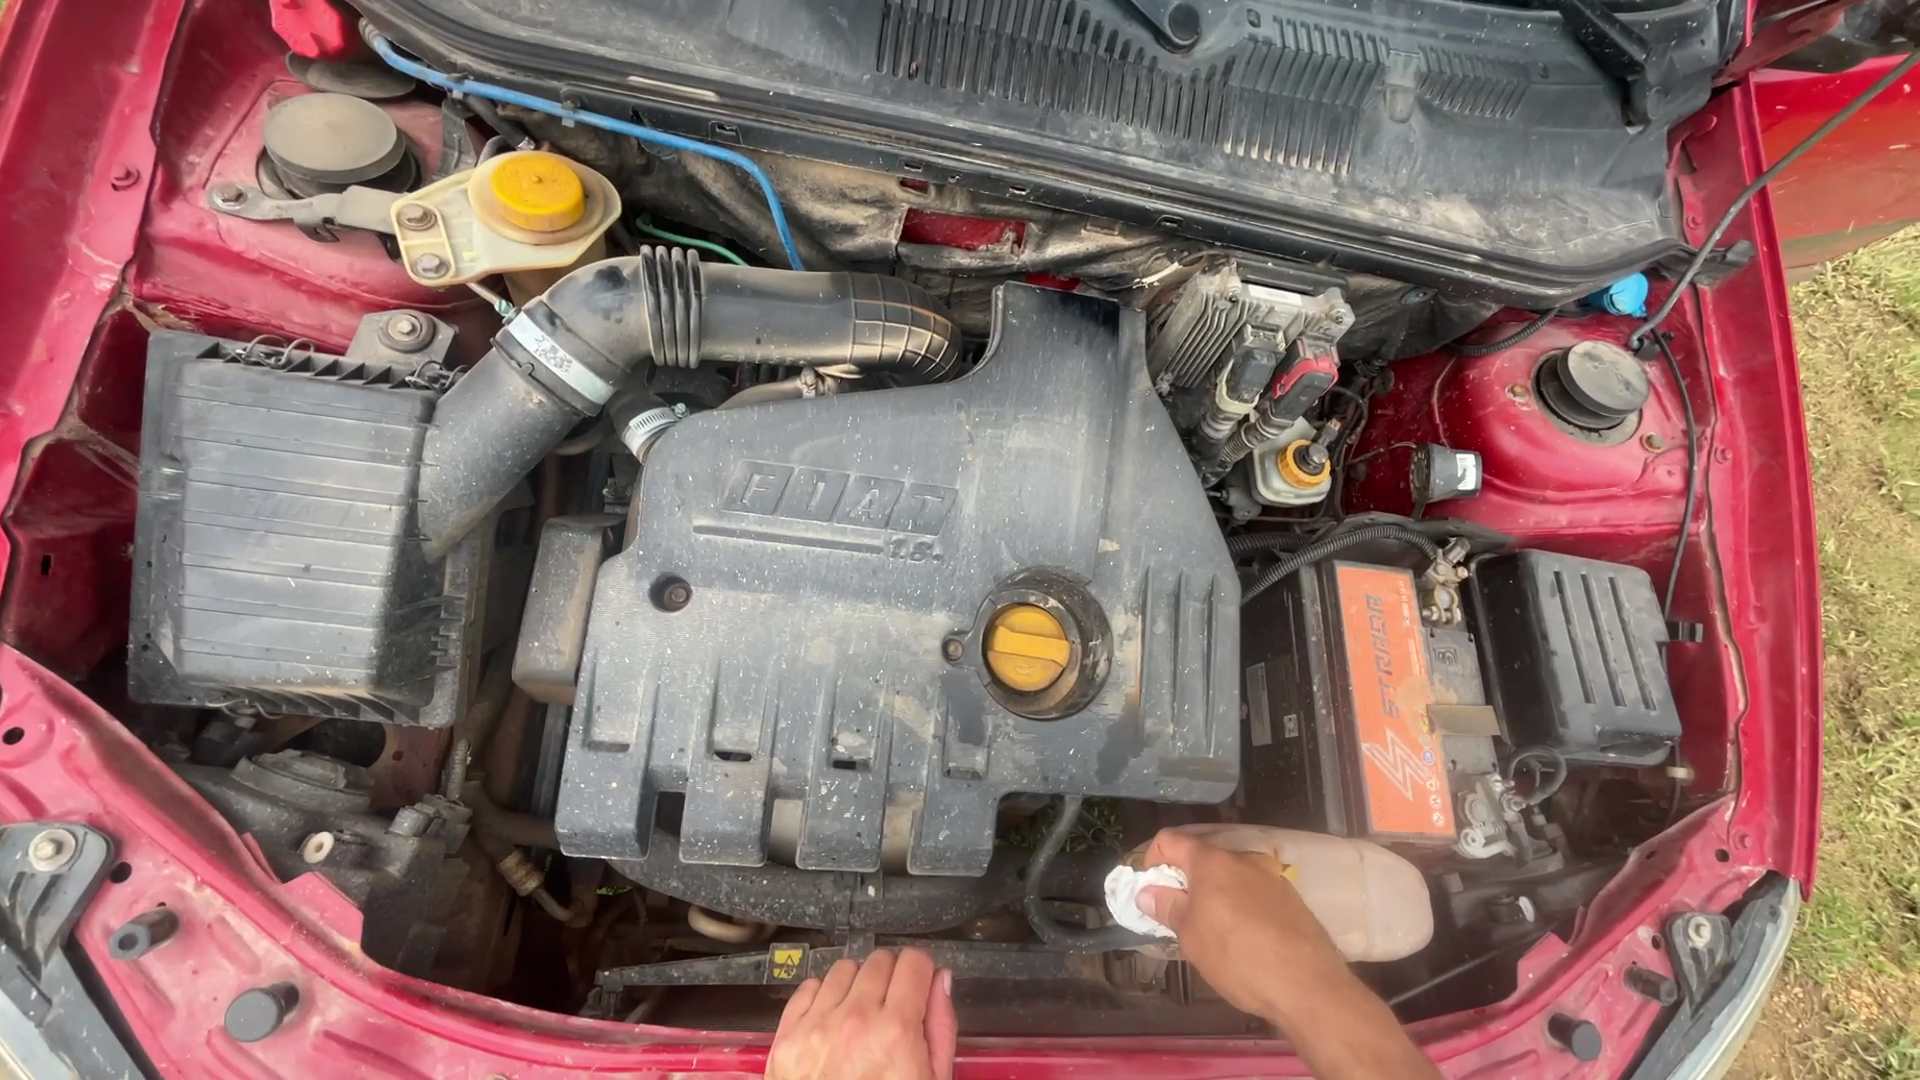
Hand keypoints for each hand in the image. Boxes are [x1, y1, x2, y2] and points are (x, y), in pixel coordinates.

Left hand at [766, 947, 956, 1079]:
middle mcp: (855, 1021)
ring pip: (844, 968)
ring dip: (857, 985)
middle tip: (892, 1008)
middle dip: (891, 978)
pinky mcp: (786, 1040)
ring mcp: (816, 1028)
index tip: (919, 987)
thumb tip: (940, 980)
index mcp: (896, 1033)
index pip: (914, 962)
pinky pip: (809, 988)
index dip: (921, 974)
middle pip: (880, 960)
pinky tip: (833, 1023)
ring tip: (861, 1017)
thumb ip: (941, 1028)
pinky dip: (823, 997)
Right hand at [1137, 829, 1441, 1079]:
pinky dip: (1243, 906)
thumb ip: (1168, 908)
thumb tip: (1147, 892)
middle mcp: (1242, 859)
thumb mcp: (1191, 937)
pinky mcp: (1293, 899)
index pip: (1170, 839)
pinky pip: (1256, 893)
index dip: (1152, 858)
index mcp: (1212, 861)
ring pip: (1232, 876)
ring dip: (1217, 894)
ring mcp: (1272, 877)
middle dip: (1187, 881)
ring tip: (1214, 930)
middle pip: (1203, 858)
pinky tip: (1247, 939)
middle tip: (1180, 913)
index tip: (1151, 888)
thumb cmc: (1238, 957)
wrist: (1310, 986)